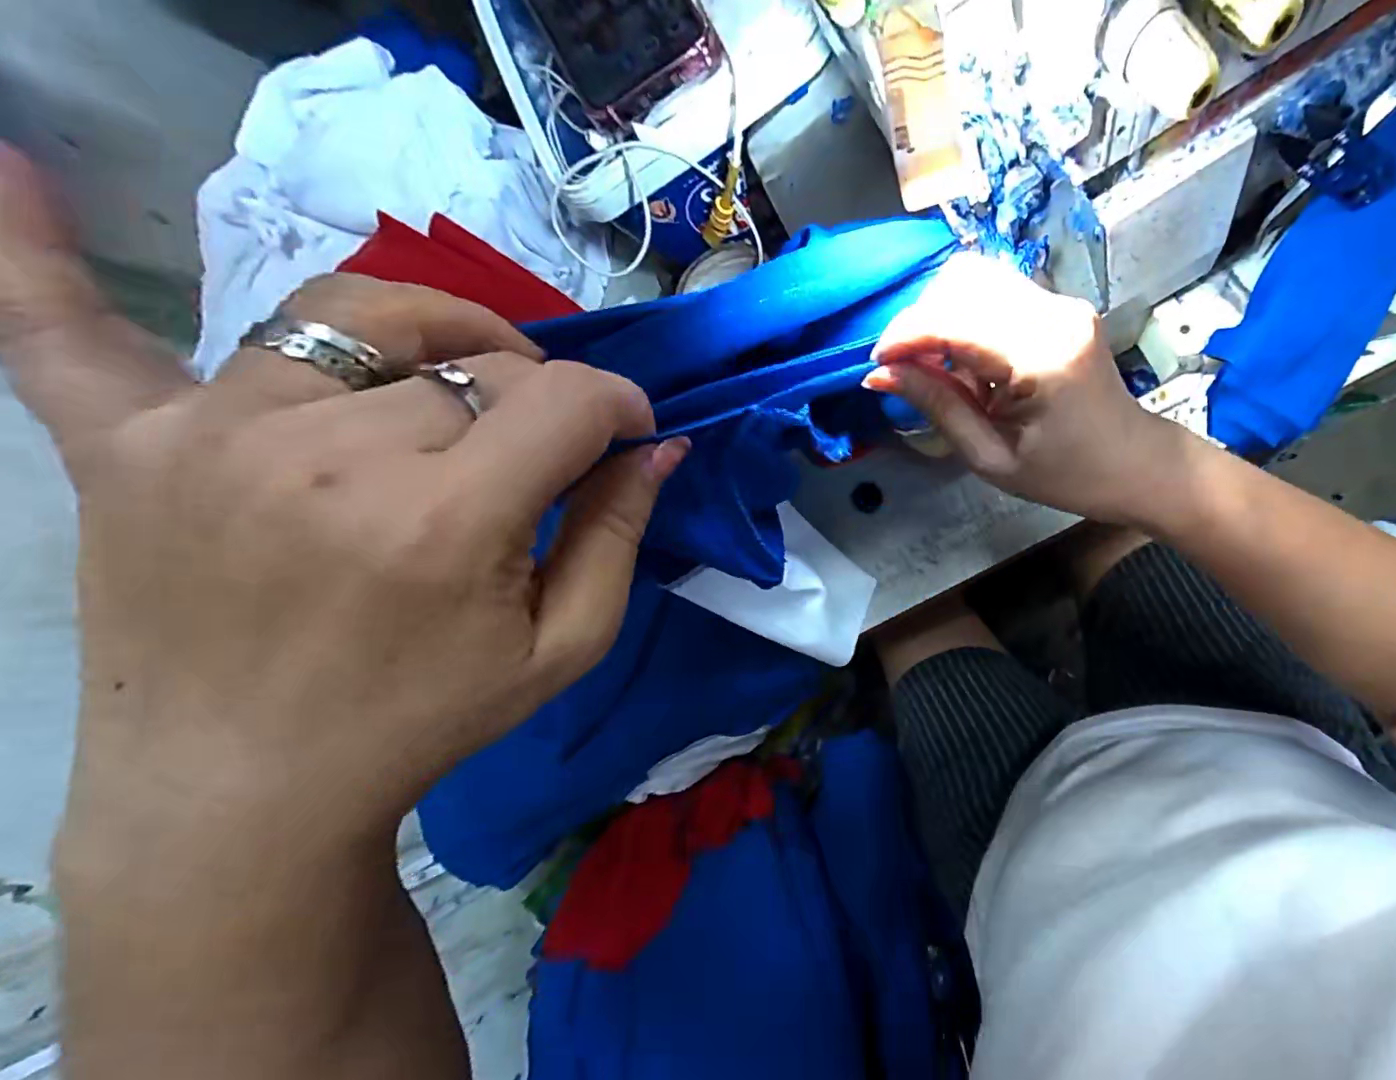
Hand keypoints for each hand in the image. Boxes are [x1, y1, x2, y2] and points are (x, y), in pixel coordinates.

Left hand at [0, 147, 684, 854]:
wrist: (248, 790)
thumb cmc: (433, 717)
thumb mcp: (567, 643)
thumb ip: (620, 532)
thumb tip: (661, 444)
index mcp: (446, 522)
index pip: (563, 399)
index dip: (619, 402)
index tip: (633, 428)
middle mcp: (329, 457)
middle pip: (478, 362)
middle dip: (543, 391)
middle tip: (551, 444)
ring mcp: (212, 438)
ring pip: (357, 320)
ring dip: (438, 333)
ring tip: (465, 370)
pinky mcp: (122, 445)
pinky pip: (62, 327)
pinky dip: (33, 254)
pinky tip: (14, 154)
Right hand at [866, 253, 1196, 524]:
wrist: (1135, 462)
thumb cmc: (1068, 476)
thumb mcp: (993, 458)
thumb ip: (938, 407)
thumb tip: (881, 374)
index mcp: (1041, 359)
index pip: (955, 321)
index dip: (905, 335)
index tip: (878, 364)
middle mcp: (1055, 316)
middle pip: (962, 284)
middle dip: (920, 321)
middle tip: (906, 369)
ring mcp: (1063, 305)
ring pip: (977, 280)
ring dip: (942, 316)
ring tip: (939, 368)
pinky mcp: (1063, 306)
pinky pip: (998, 295)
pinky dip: (968, 319)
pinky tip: (969, 361)